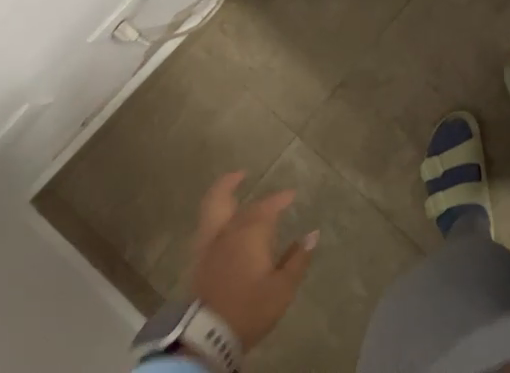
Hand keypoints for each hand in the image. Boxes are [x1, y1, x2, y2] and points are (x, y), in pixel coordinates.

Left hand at [186, 172, 317, 350]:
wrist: (208, 335)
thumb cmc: (251, 308)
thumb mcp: (283, 287)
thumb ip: (297, 259)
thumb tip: (312, 234)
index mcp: (250, 233)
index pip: (267, 207)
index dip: (280, 198)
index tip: (291, 194)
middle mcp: (225, 231)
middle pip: (225, 199)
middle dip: (233, 183)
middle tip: (242, 174)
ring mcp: (207, 245)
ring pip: (209, 210)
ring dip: (219, 197)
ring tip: (229, 193)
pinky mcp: (197, 261)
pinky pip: (204, 228)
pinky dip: (213, 218)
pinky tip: (222, 226)